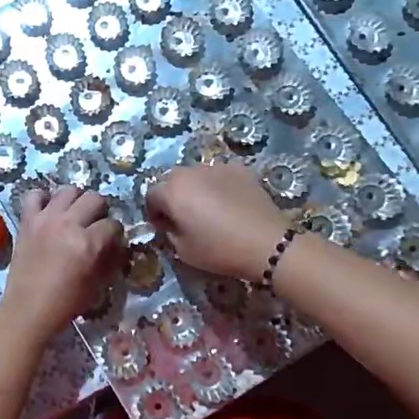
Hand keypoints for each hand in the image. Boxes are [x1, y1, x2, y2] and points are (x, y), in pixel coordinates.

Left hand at [0, 186, 124, 338]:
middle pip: (94, 198)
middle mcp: (68, 224)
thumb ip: (110, 258)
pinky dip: (43, 199)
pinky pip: (35, 195)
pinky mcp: (27, 219)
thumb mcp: (98, 283)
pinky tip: (49, 211)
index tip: (112, 241)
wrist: (28, 308)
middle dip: (100, 211)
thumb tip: (116, 243)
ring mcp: (45, 218)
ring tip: (73, 215)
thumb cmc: (66, 301)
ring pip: (68, 190)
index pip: (113, 224)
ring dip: (76, 201)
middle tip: (94, 225)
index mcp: (88, 243)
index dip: (116, 233)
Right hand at [145, 164, 284, 281]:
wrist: (268, 243)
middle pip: (171, 180)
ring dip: (195, 188)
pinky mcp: (239, 169)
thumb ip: (169, 232)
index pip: (151, 195)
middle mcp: (189, 172)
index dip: (154, 212)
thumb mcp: (183, 250)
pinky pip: (218, 175)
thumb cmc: (220, 249)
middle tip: (184, 216)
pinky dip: (217, 185)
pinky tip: (229, 203)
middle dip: (173, 196)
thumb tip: (170, 224)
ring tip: (209, 208)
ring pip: (195, 175)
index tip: (164, 227)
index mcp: (171, 191)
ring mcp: (215, 167)